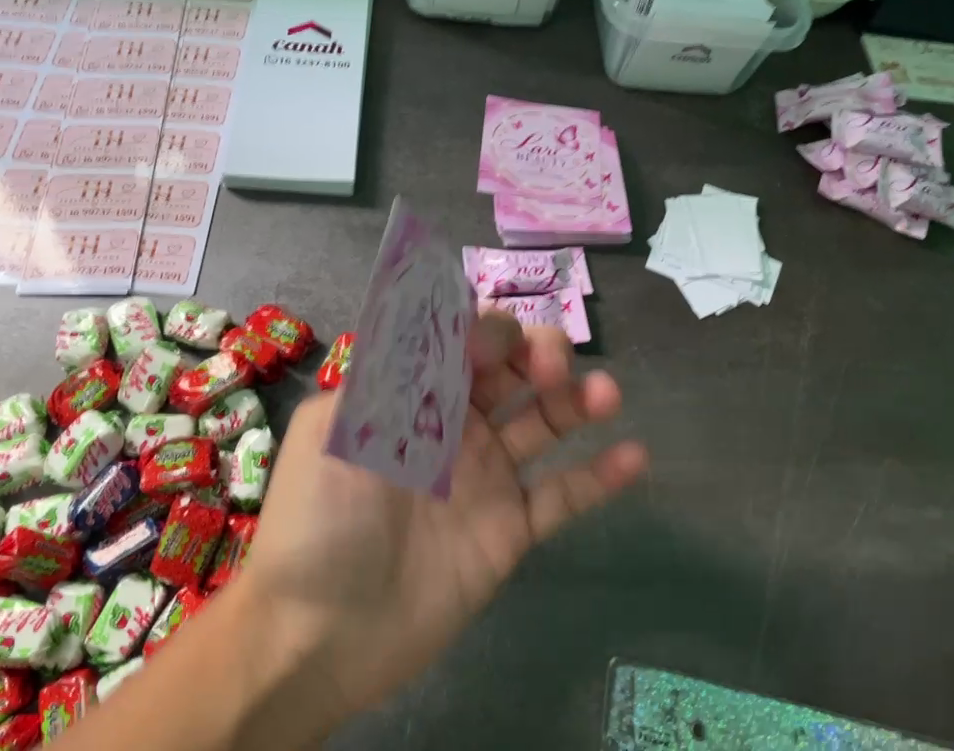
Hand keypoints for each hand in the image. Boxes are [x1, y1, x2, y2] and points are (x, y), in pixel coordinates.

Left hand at [239, 312, 648, 728]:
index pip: (460, 342)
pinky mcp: (507, 530)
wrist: (319, 634)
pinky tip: (634, 455)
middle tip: (552, 366)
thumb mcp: (339, 428)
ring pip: (543, 425)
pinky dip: (599, 476)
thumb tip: (450, 320)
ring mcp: (483, 479)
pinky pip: (561, 497)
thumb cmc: (319, 519)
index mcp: (406, 396)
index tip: (501, 340)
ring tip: (606, 393)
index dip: (487, 330)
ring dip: (578, 400)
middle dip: (536, 354)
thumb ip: (394, 369)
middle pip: (509, 373)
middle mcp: (450, 428)